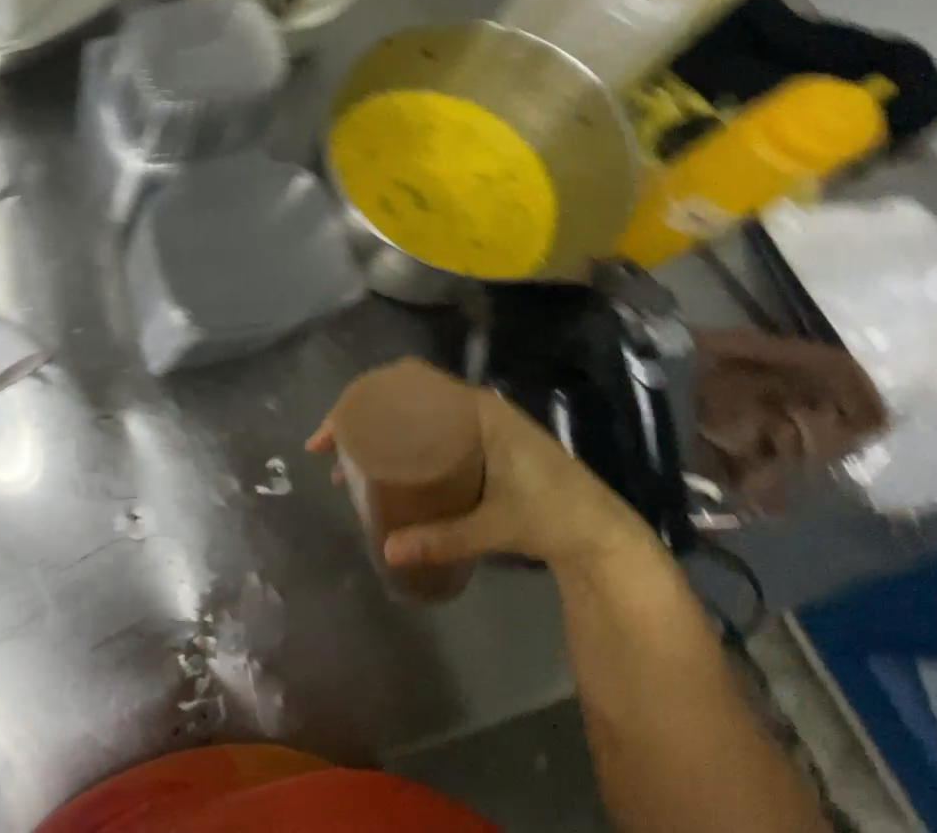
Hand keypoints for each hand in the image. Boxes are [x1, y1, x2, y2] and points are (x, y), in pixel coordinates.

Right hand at [310, 387, 657, 574]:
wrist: (605, 537)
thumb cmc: (554, 518)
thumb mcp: (494, 526)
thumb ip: (443, 538)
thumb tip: (387, 550)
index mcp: (479, 412)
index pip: (409, 386)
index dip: (362, 400)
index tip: (334, 430)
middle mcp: (477, 410)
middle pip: (405, 397)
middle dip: (361, 418)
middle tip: (331, 448)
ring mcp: (483, 428)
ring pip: (415, 416)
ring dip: (379, 432)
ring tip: (349, 464)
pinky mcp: (485, 448)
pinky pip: (429, 432)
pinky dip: (400, 443)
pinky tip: (385, 470)